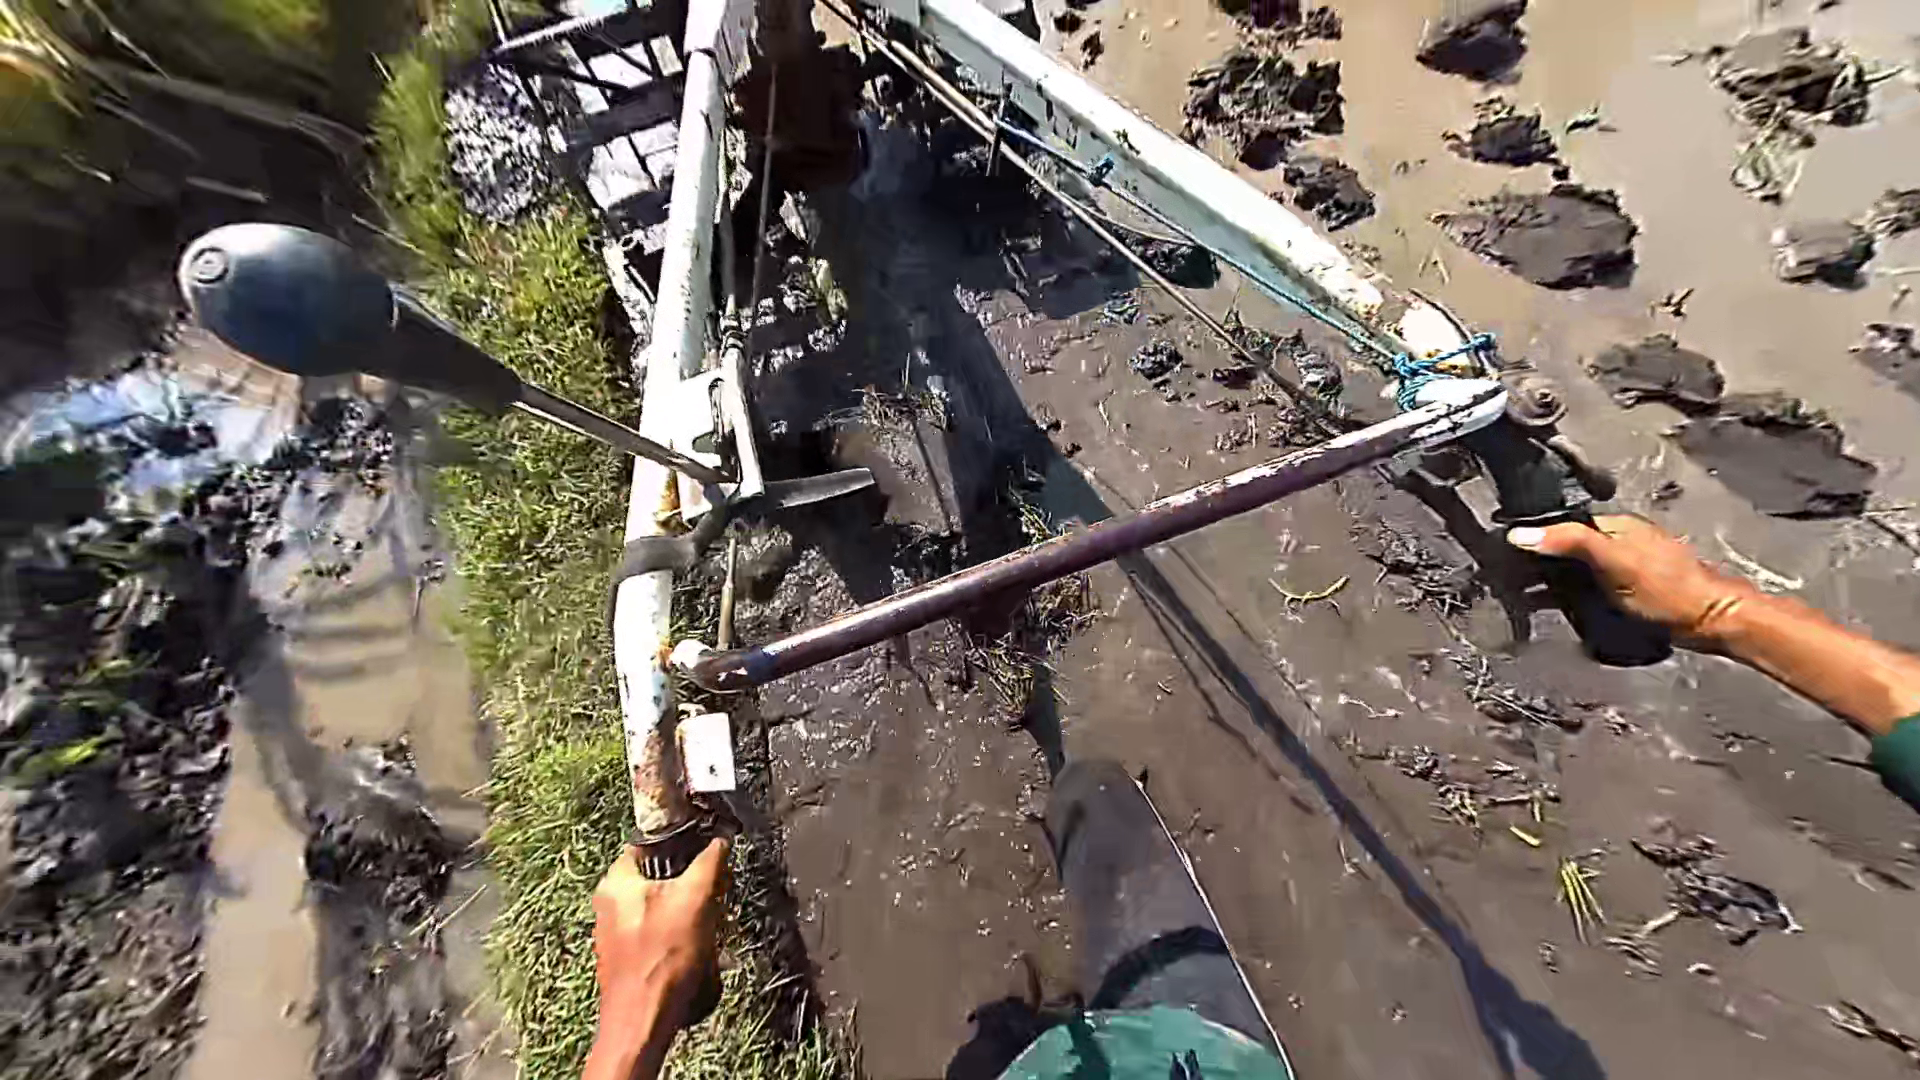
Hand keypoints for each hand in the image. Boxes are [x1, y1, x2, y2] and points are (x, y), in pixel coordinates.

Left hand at [584, 838, 729, 1079]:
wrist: (644, 1022)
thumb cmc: (663, 957)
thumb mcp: (696, 895)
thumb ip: (711, 859)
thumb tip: (721, 840)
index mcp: (615, 883)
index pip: (651, 842)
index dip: (682, 841)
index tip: (707, 849)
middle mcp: (609, 904)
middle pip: (659, 872)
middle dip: (691, 877)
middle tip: (715, 884)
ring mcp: (616, 931)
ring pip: (661, 898)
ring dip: (689, 901)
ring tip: (711, 911)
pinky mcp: (627, 953)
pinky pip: (657, 923)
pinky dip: (678, 923)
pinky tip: (697, 936)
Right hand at [1506, 515, 1758, 647]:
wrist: (1712, 625)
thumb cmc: (1667, 590)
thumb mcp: (1614, 560)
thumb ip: (1570, 541)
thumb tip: (1518, 534)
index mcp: (1616, 525)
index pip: (1558, 524)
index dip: (1531, 538)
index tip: (1505, 555)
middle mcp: (1616, 541)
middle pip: (1561, 547)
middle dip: (1534, 562)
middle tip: (1508, 578)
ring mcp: (1618, 565)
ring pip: (1567, 568)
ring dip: (1544, 580)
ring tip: (1520, 594)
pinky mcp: (1619, 588)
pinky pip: (1577, 585)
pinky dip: (1559, 593)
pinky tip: (1547, 604)